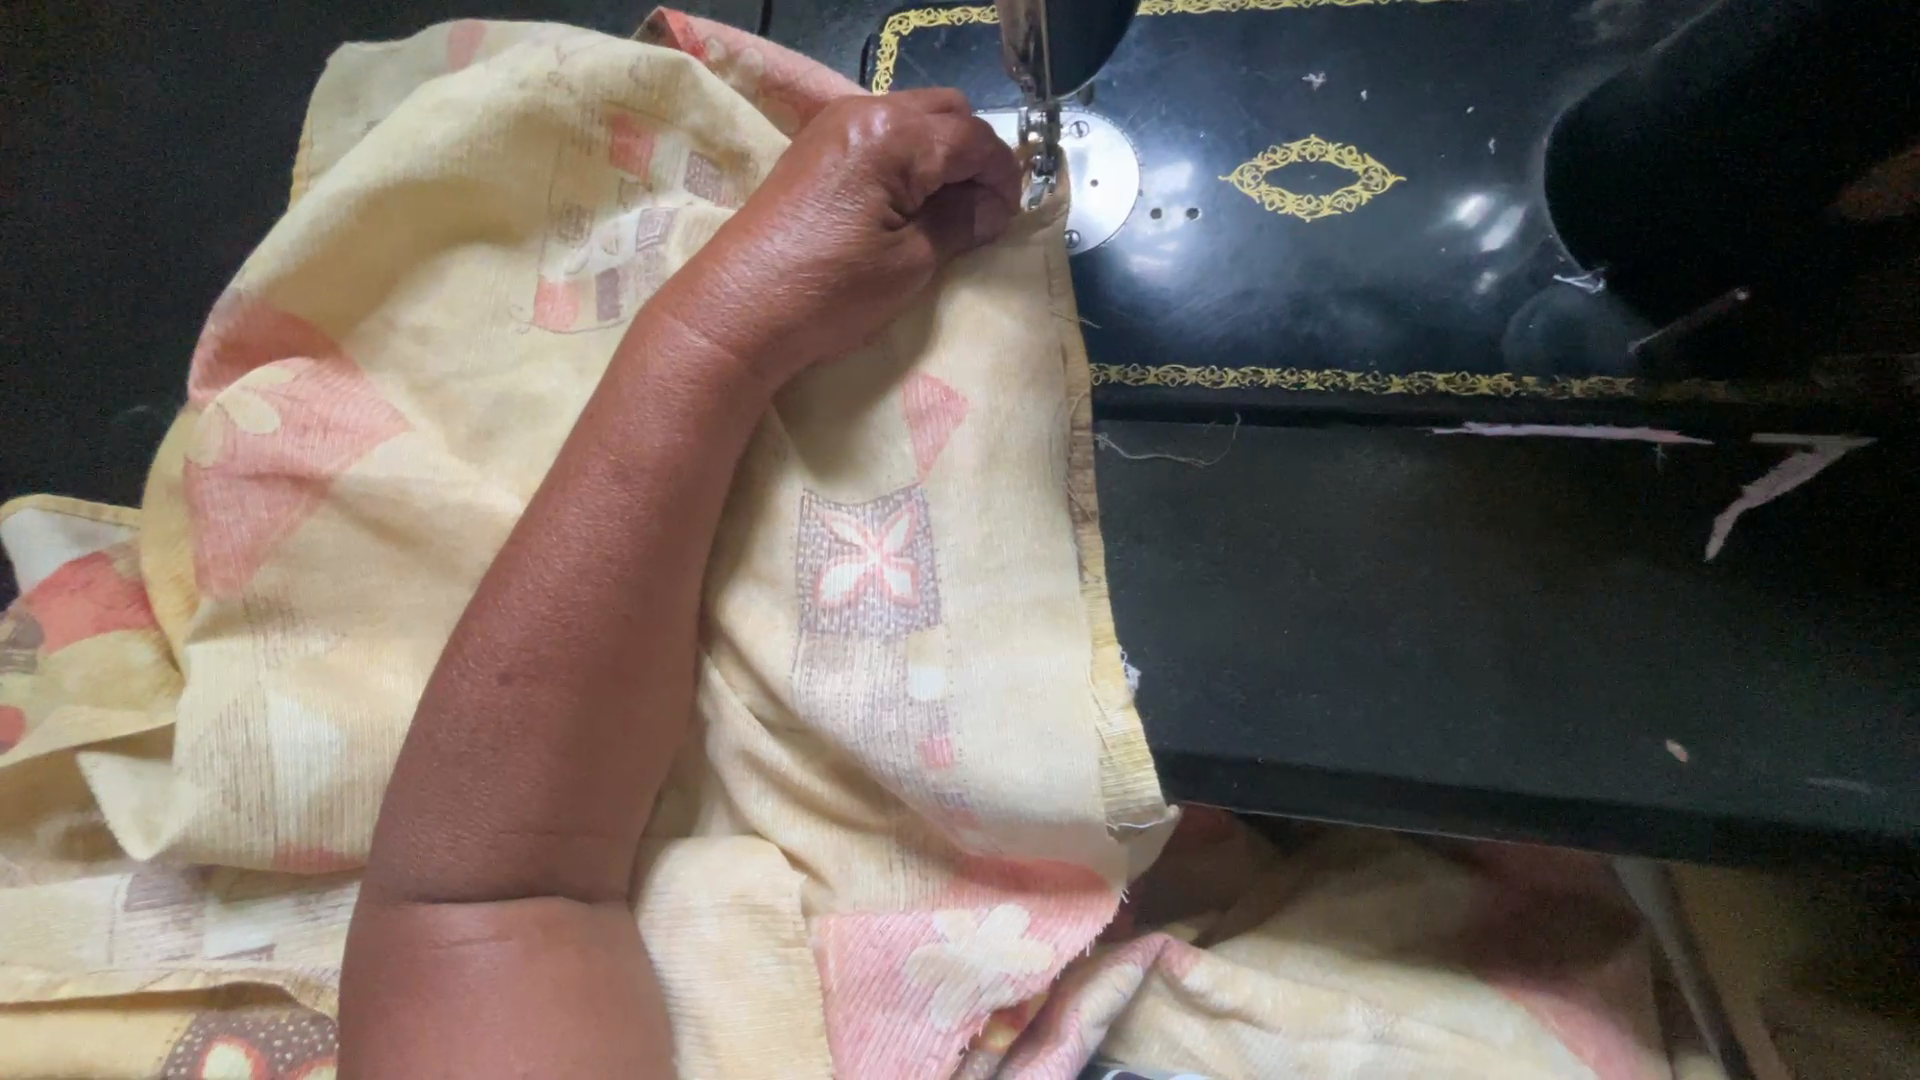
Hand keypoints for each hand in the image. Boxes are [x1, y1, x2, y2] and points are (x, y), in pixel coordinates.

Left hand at [651, 88, 1022, 388]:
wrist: (742, 311)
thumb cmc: (831, 292)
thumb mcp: (910, 263)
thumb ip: (960, 223)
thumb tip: (993, 207)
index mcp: (893, 135)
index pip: (972, 137)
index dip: (1002, 177)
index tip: (1007, 220)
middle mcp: (863, 111)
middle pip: (946, 113)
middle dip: (975, 159)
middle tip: (981, 213)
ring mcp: (833, 126)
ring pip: (913, 121)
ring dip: (941, 159)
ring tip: (947, 214)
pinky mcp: (816, 151)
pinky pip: (881, 139)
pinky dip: (908, 163)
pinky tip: (908, 206)